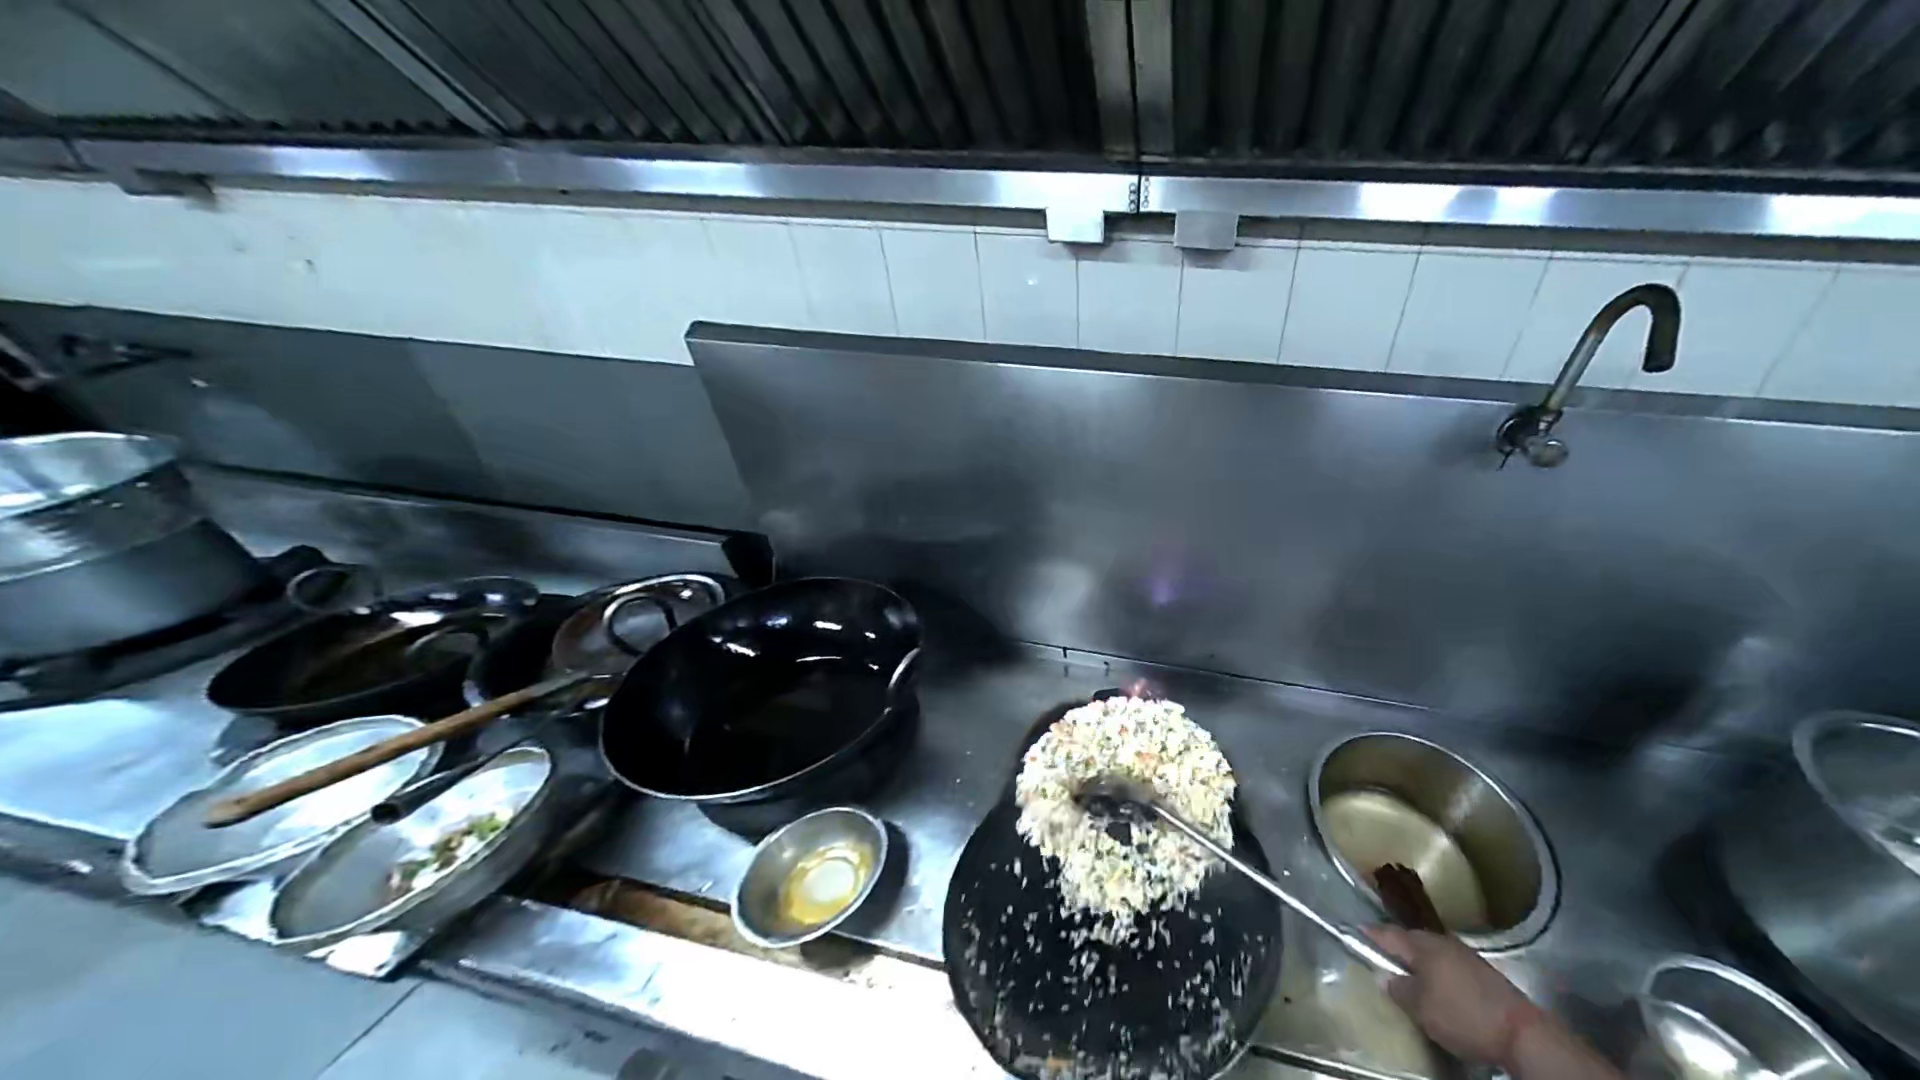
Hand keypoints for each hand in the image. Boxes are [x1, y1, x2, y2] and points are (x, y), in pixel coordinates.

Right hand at [1365, 925, 1541, 1065]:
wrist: (1524, 1034)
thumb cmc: (1463, 1016)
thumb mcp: (1421, 1008)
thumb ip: (1398, 989)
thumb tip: (1386, 977)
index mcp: (1421, 945)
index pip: (1386, 933)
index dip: (1368, 933)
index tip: (1353, 930)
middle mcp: (1442, 941)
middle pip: (1410, 940)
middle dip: (1395, 947)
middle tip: (1380, 957)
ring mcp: (1465, 955)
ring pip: (1431, 952)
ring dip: (1418, 960)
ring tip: (1408, 974)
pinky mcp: (1483, 972)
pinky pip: (1449, 964)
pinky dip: (1438, 970)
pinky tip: (1438, 985)